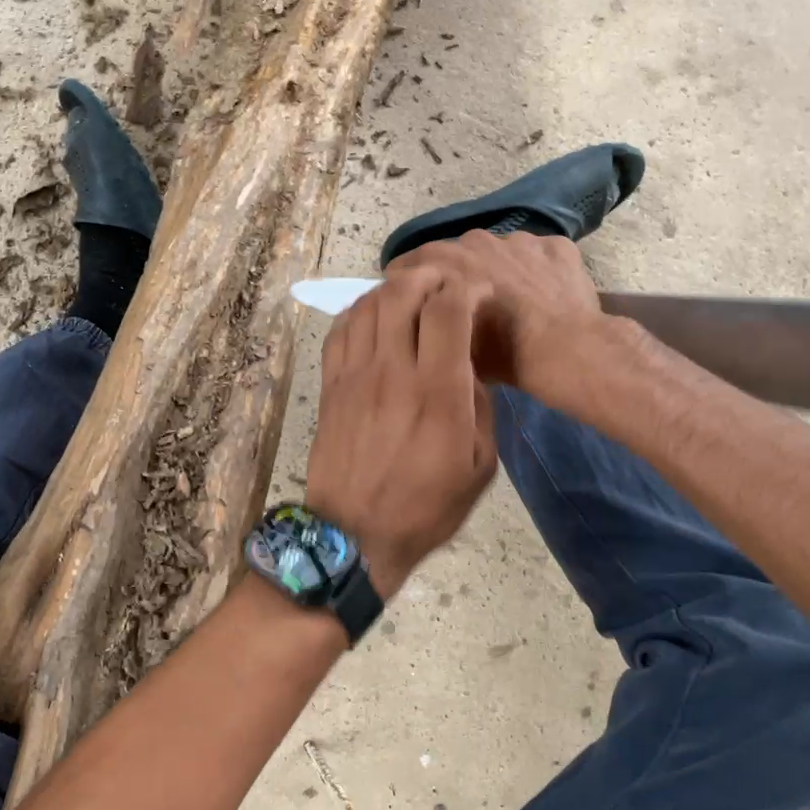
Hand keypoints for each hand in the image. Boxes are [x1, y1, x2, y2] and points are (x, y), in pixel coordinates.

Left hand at [304, 266, 498, 596]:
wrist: (354, 534)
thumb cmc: (426, 507)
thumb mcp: (480, 465)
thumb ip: (479, 406)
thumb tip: (468, 366)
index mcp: (437, 393)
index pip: (447, 312)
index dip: (466, 288)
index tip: (480, 290)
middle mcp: (392, 372)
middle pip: (401, 295)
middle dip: (427, 275)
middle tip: (444, 280)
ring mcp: (354, 376)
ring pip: (367, 307)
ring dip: (391, 289)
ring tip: (411, 293)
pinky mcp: (329, 385)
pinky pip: (339, 331)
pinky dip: (358, 311)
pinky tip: (374, 316)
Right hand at [387, 232, 607, 402]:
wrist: (565, 351)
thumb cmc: (498, 352)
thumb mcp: (446, 342)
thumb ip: (426, 320)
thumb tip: (417, 315)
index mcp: (443, 261)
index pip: (410, 262)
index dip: (409, 284)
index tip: (412, 303)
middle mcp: (477, 240)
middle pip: (457, 253)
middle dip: (456, 273)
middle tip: (464, 304)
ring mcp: (521, 239)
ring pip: (499, 251)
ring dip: (497, 268)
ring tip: (509, 299)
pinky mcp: (557, 245)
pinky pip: (538, 255)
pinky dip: (536, 270)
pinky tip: (541, 295)